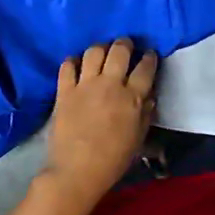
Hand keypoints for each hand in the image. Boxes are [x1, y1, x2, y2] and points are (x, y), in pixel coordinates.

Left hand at [39, 39, 157, 206]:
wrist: (77, 171)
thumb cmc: (113, 160)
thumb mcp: (139, 138)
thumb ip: (146, 113)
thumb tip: (149, 94)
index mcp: (133, 98)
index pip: (145, 67)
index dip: (149, 57)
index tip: (149, 54)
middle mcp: (110, 85)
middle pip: (119, 51)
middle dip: (125, 43)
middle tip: (126, 45)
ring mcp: (85, 86)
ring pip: (94, 52)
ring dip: (100, 48)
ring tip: (102, 51)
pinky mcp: (64, 91)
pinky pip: (67, 65)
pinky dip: (73, 61)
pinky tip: (77, 65)